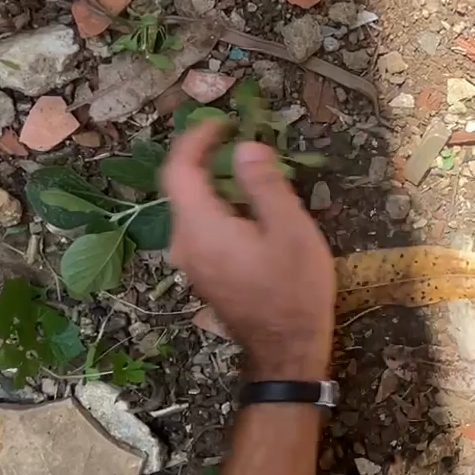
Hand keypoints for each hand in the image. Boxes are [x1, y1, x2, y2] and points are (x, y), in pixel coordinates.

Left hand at [162, 119, 334, 379]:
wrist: (287, 351)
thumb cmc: (294, 290)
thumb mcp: (290, 231)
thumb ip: (265, 185)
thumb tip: (246, 148)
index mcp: (202, 227)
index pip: (179, 169)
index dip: (196, 139)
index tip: (224, 122)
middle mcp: (185, 243)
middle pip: (183, 187)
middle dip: (209, 157)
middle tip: (243, 139)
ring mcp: (192, 262)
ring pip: (194, 209)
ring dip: (217, 183)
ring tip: (253, 170)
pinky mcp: (206, 274)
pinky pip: (203, 228)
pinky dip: (220, 207)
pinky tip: (251, 209)